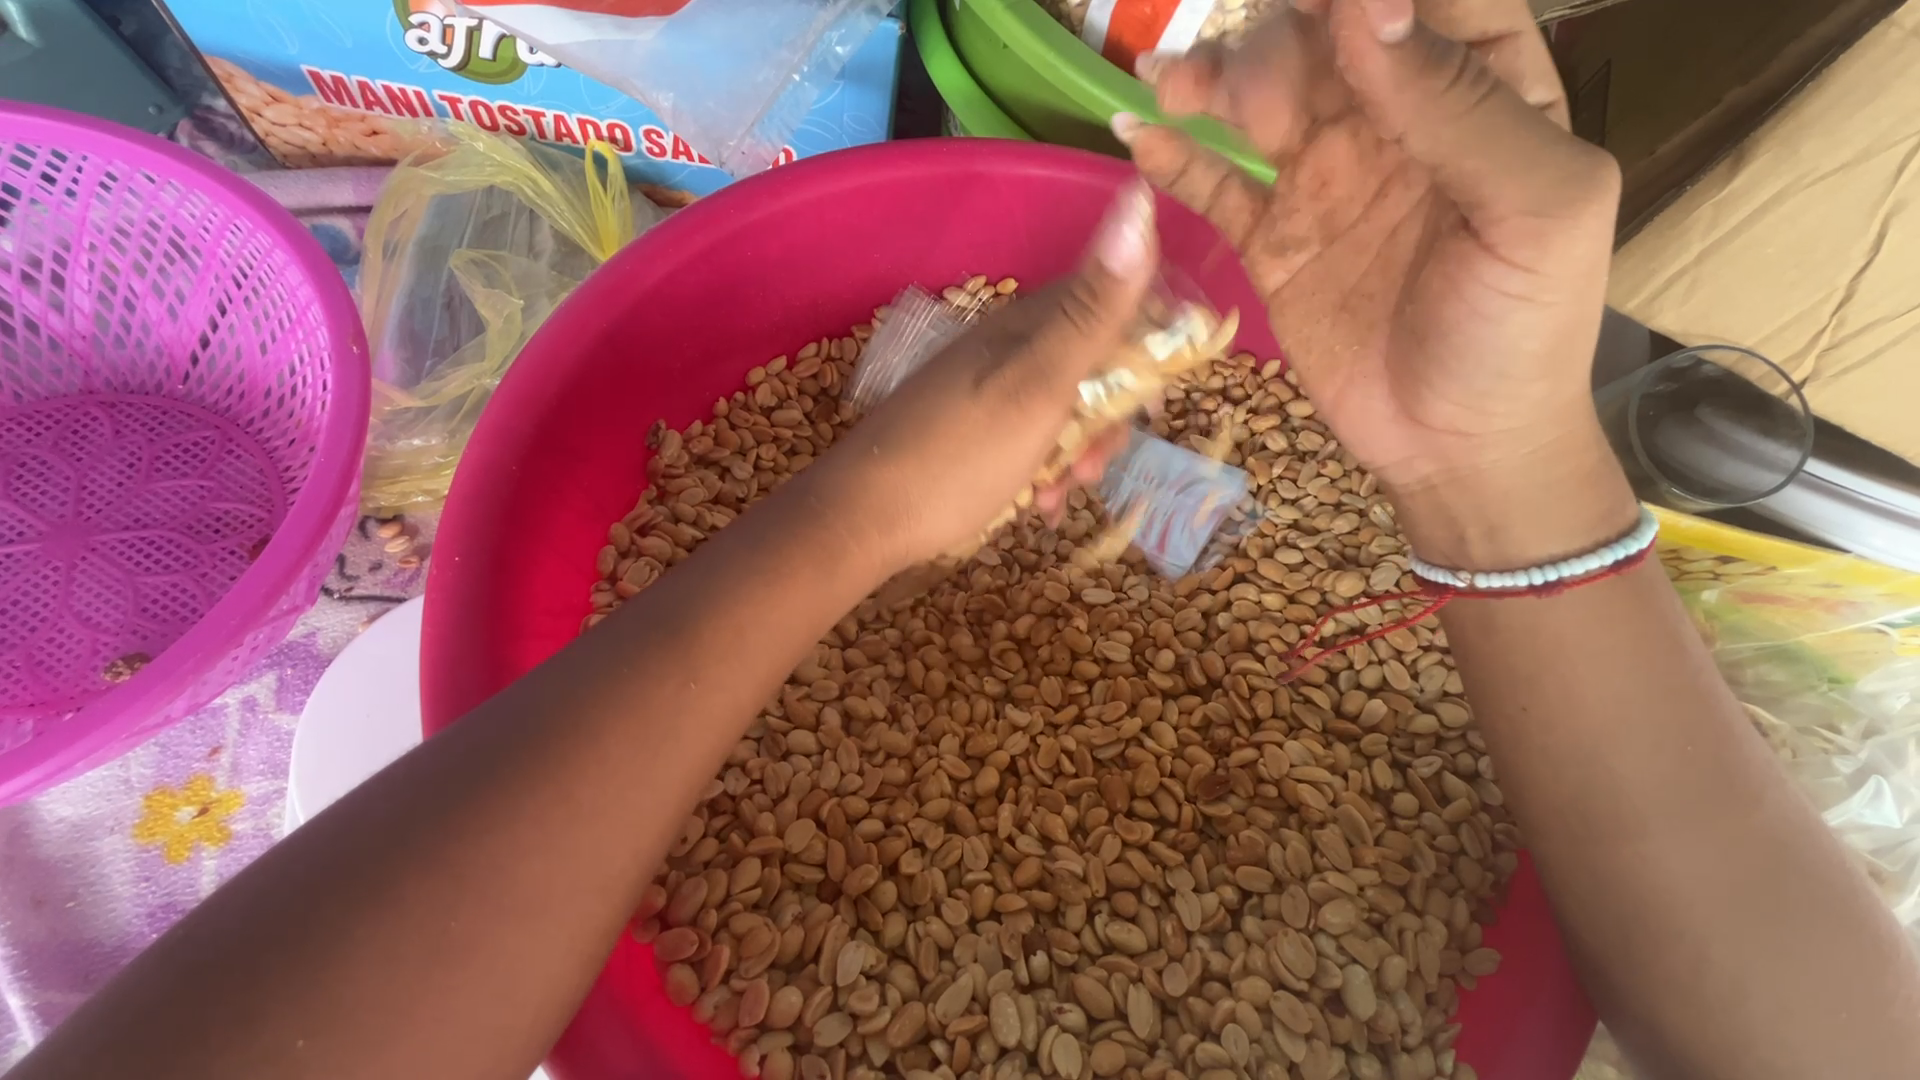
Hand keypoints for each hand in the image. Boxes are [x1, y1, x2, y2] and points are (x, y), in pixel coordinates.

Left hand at [806, 183, 1156, 574]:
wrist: (864, 518)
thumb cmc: (960, 454)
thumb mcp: (1038, 383)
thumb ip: (1092, 310)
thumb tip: (1138, 204)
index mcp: (1024, 328)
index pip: (1106, 304)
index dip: (1144, 346)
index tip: (1154, 401)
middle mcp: (1005, 351)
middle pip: (1087, 368)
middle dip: (1106, 419)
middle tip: (1094, 465)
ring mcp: (983, 393)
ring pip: (1060, 412)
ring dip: (1074, 455)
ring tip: (1057, 495)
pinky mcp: (969, 434)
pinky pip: (1027, 442)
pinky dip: (1040, 472)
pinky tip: (1034, 506)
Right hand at [1118, 0, 1636, 562]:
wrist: (1455, 442)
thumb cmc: (1522, 326)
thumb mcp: (1534, 206)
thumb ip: (1459, 103)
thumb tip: (1365, 5)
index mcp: (1482, 89)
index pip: (1420, 1)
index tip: (1315, 4)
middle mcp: (1393, 121)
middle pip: (1320, 40)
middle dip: (1272, 43)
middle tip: (1251, 102)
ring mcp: (1324, 180)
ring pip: (1258, 102)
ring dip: (1211, 82)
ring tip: (1169, 88)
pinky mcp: (1272, 240)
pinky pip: (1217, 187)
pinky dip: (1177, 160)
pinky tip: (1141, 139)